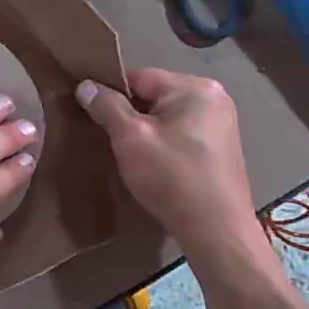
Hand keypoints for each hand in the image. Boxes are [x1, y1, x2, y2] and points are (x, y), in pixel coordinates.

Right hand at [76, 68, 256, 255]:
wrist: (217, 231)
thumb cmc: (172, 177)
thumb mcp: (131, 138)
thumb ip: (107, 107)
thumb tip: (86, 85)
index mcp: (195, 86)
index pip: (141, 77)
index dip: (111, 92)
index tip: (89, 110)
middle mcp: (214, 97)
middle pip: (156, 96)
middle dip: (130, 114)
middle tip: (106, 136)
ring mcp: (222, 123)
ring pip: (169, 117)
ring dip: (147, 131)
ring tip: (127, 153)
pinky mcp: (222, 148)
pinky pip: (183, 134)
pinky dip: (165, 144)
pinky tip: (152, 165)